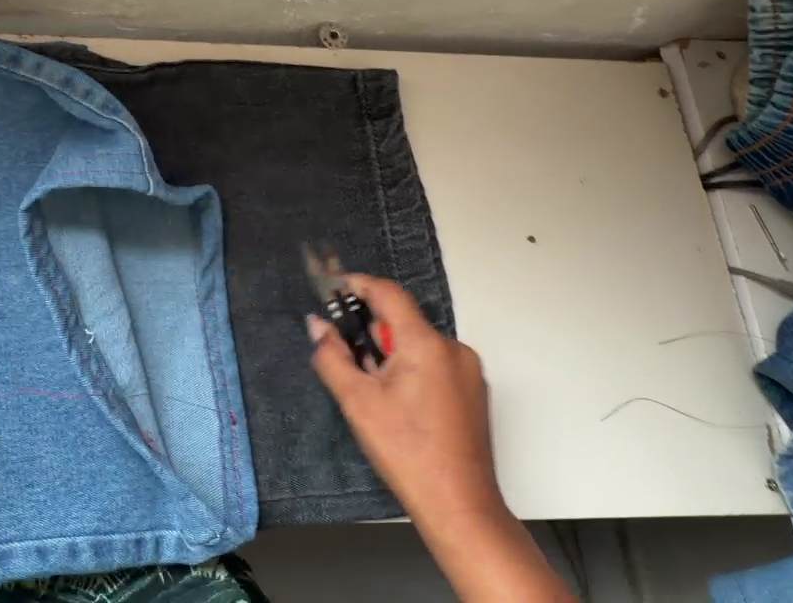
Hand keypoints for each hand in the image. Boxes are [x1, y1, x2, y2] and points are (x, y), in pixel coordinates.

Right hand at [310, 275, 572, 602]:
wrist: (459, 507)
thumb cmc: (408, 454)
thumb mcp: (357, 401)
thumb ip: (332, 356)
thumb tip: (318, 326)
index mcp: (426, 344)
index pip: (388, 293)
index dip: (357, 285)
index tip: (334, 288)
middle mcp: (454, 350)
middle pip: (402, 322)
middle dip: (371, 334)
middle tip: (349, 359)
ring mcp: (468, 372)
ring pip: (418, 344)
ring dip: (391, 355)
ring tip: (374, 392)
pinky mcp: (473, 392)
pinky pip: (435, 364)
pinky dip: (412, 370)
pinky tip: (399, 405)